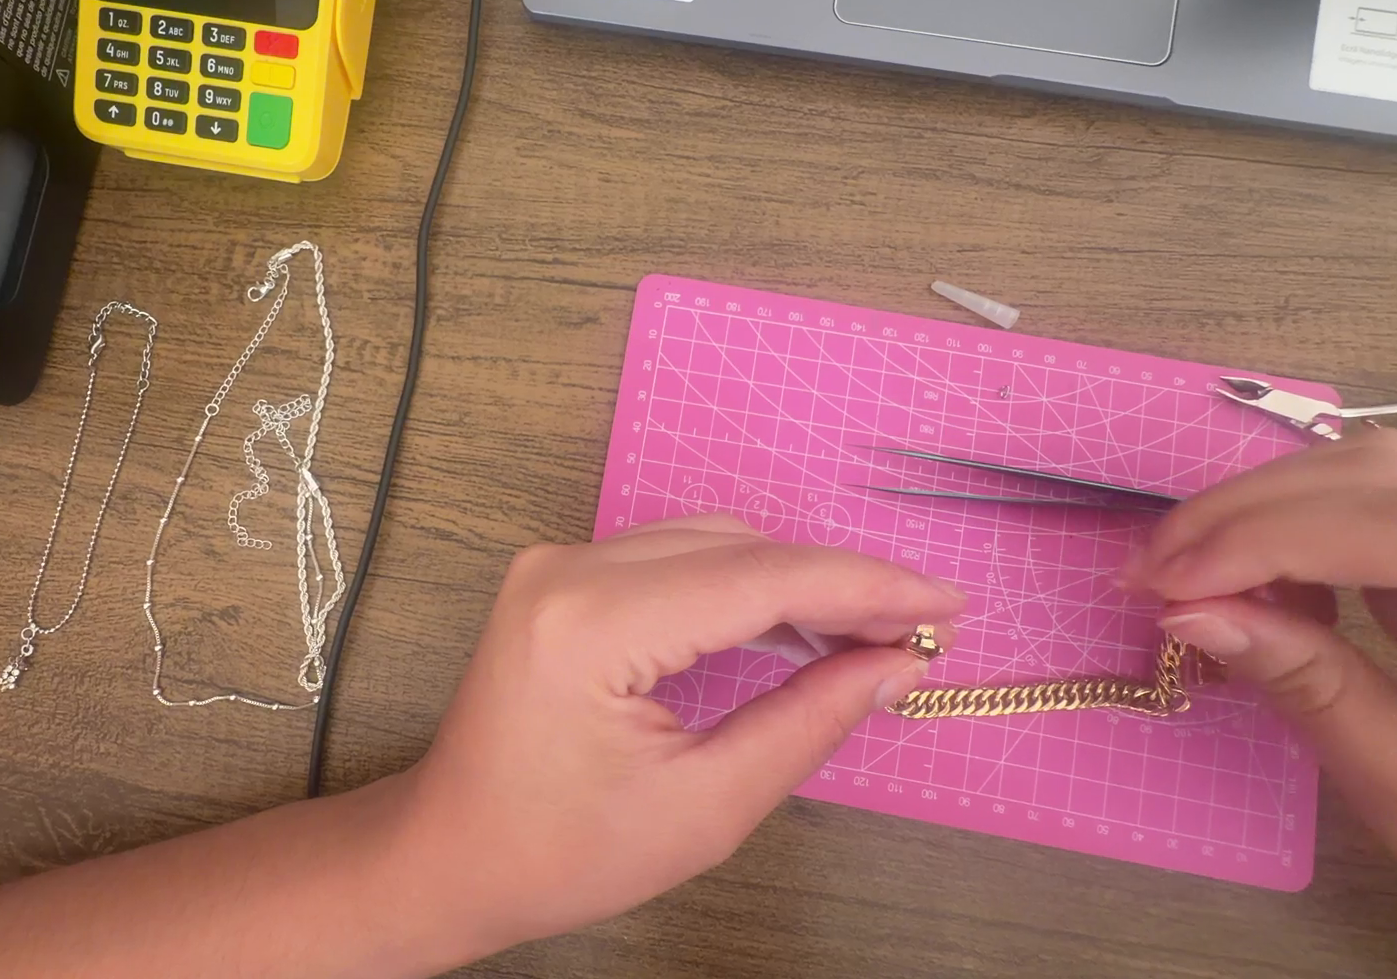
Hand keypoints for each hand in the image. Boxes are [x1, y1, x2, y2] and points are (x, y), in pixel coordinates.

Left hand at [393, 515, 964, 961]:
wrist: (451, 846)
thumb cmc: (564, 852)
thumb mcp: (702, 807)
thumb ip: (805, 721)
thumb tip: (893, 662)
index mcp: (590, 622)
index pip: (754, 579)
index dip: (862, 585)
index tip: (945, 602)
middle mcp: (568, 565)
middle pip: (733, 549)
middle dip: (833, 582)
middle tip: (915, 625)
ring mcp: (558, 559)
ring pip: (706, 543)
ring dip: (789, 577)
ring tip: (866, 625)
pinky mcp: (562, 571)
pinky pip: (671, 557)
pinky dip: (738, 581)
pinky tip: (788, 615)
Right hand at [1121, 428, 1396, 966]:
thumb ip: (1331, 709)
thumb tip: (1188, 614)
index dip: (1275, 539)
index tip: (1165, 587)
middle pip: (1383, 477)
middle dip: (1240, 512)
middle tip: (1147, 575)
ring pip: (1370, 473)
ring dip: (1252, 510)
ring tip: (1182, 574)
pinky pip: (1372, 509)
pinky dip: (1281, 527)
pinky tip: (1249, 583)